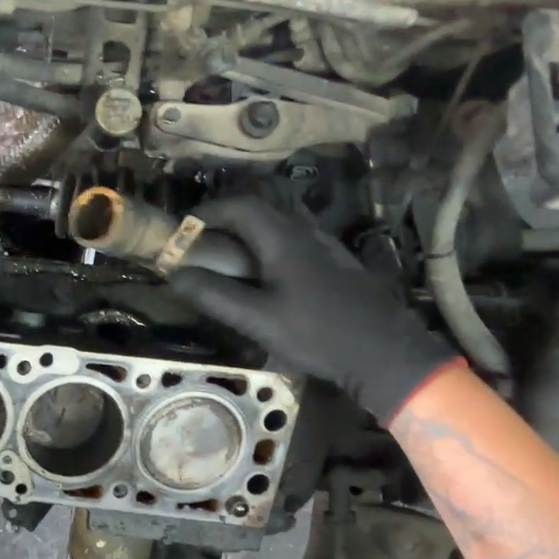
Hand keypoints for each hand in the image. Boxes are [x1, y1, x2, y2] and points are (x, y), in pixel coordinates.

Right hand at [171, 197, 459, 419]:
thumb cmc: (317, 333)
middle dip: (223, 224)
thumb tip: (174, 275)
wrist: (384, 352)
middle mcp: (305, 233)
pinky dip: (265, 252)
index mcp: (284, 238)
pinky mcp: (333, 266)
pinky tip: (260, 281)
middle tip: (197, 249)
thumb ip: (215, 295)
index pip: (239, 206)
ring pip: (276, 229)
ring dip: (245, 238)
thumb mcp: (257, 318)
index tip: (181, 231)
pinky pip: (290, 245)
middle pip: (259, 213)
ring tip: (222, 264)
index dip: (206, 213)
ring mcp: (324, 248)